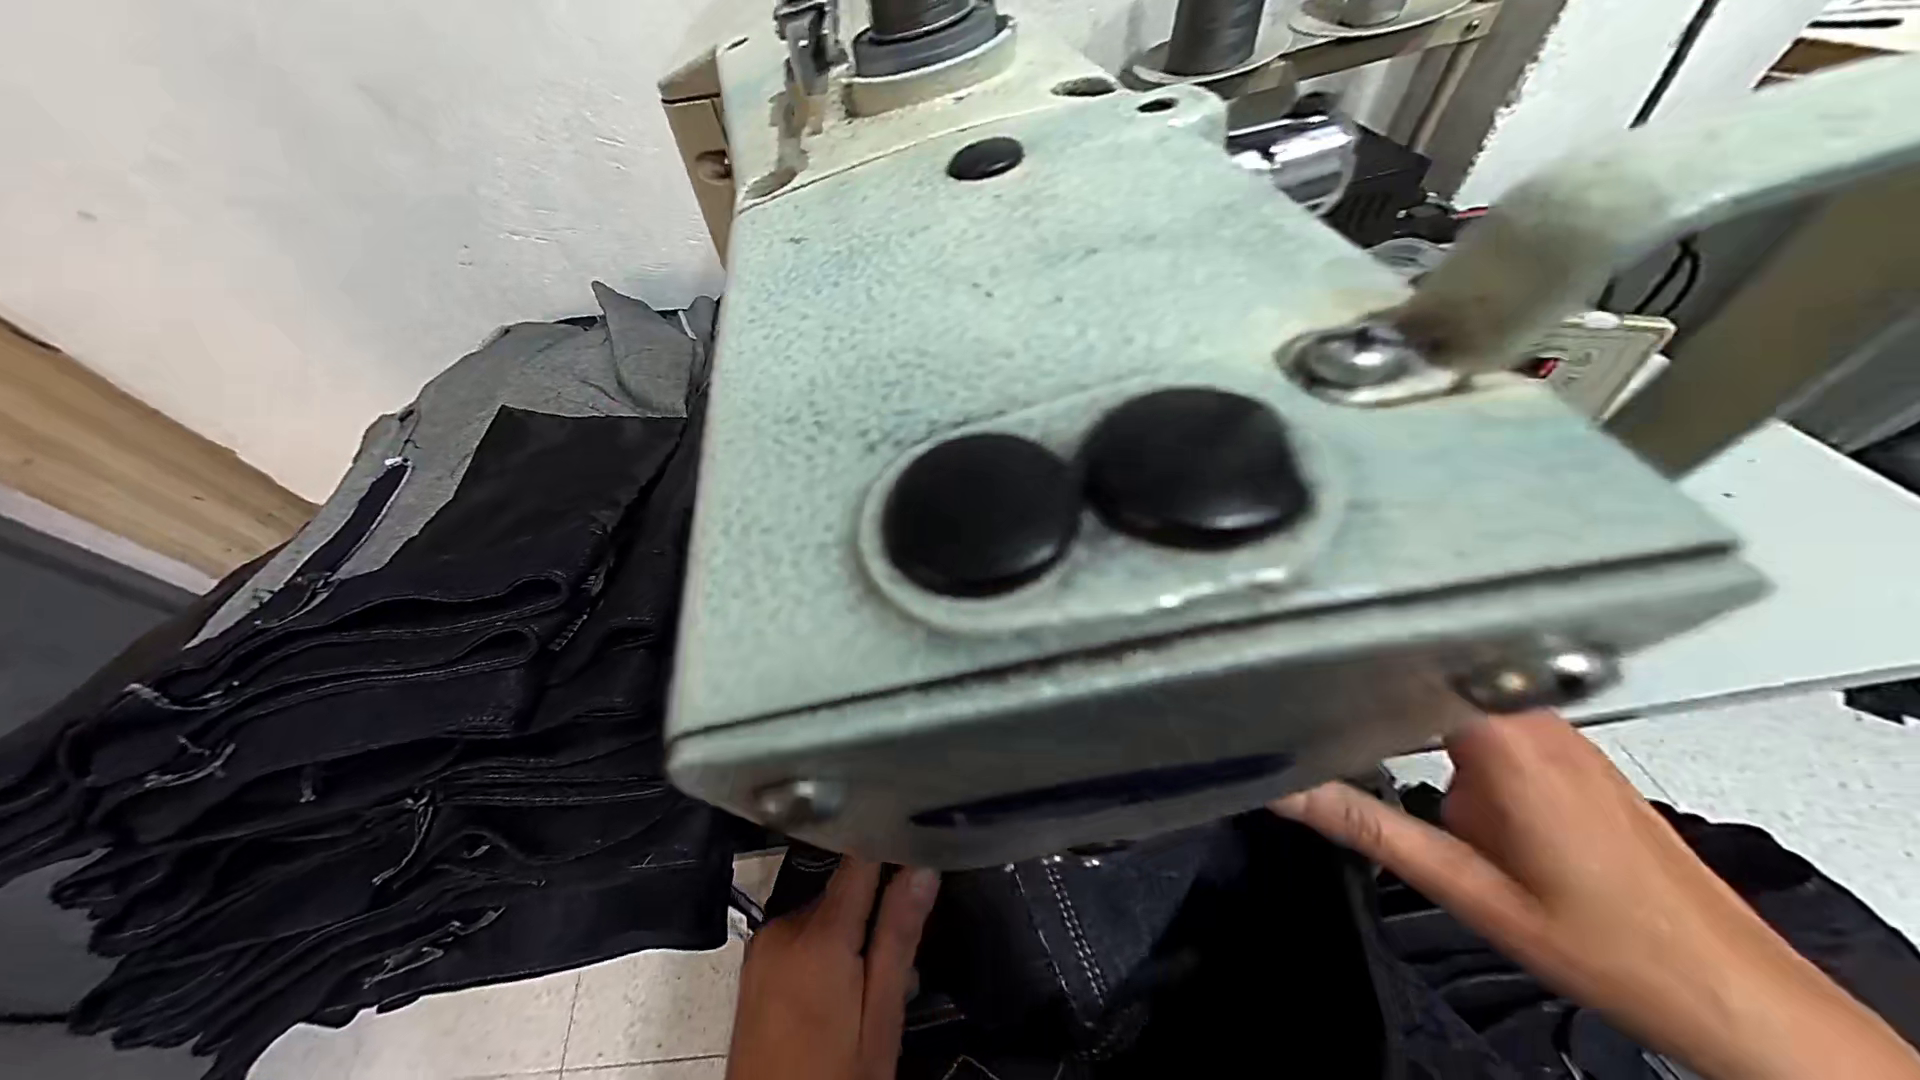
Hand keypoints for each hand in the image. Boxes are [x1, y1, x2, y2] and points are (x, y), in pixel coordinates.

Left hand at [726, 856, 939, 1079]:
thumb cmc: (835, 1079)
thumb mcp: (881, 1017)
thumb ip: (899, 936)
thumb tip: (923, 867)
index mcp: (820, 934)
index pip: (860, 858)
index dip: (889, 843)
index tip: (915, 836)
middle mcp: (785, 925)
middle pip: (844, 889)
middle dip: (875, 908)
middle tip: (899, 957)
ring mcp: (764, 943)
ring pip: (824, 911)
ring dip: (850, 930)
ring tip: (868, 982)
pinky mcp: (754, 962)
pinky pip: (801, 932)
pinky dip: (824, 946)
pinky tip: (837, 990)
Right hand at [1272, 710, 1919, 1079]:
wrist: (1727, 989)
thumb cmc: (1614, 946)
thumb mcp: (1461, 886)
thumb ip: (1364, 826)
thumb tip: (1291, 792)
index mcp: (1508, 742)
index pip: (1406, 663)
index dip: (1350, 666)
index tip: (1310, 681)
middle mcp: (1540, 721)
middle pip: (1424, 676)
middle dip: (1375, 702)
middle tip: (1333, 729)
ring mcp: (1562, 730)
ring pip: (1455, 694)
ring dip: (1415, 720)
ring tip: (1392, 757)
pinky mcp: (1572, 748)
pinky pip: (1489, 714)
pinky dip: (1454, 738)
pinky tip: (1457, 785)